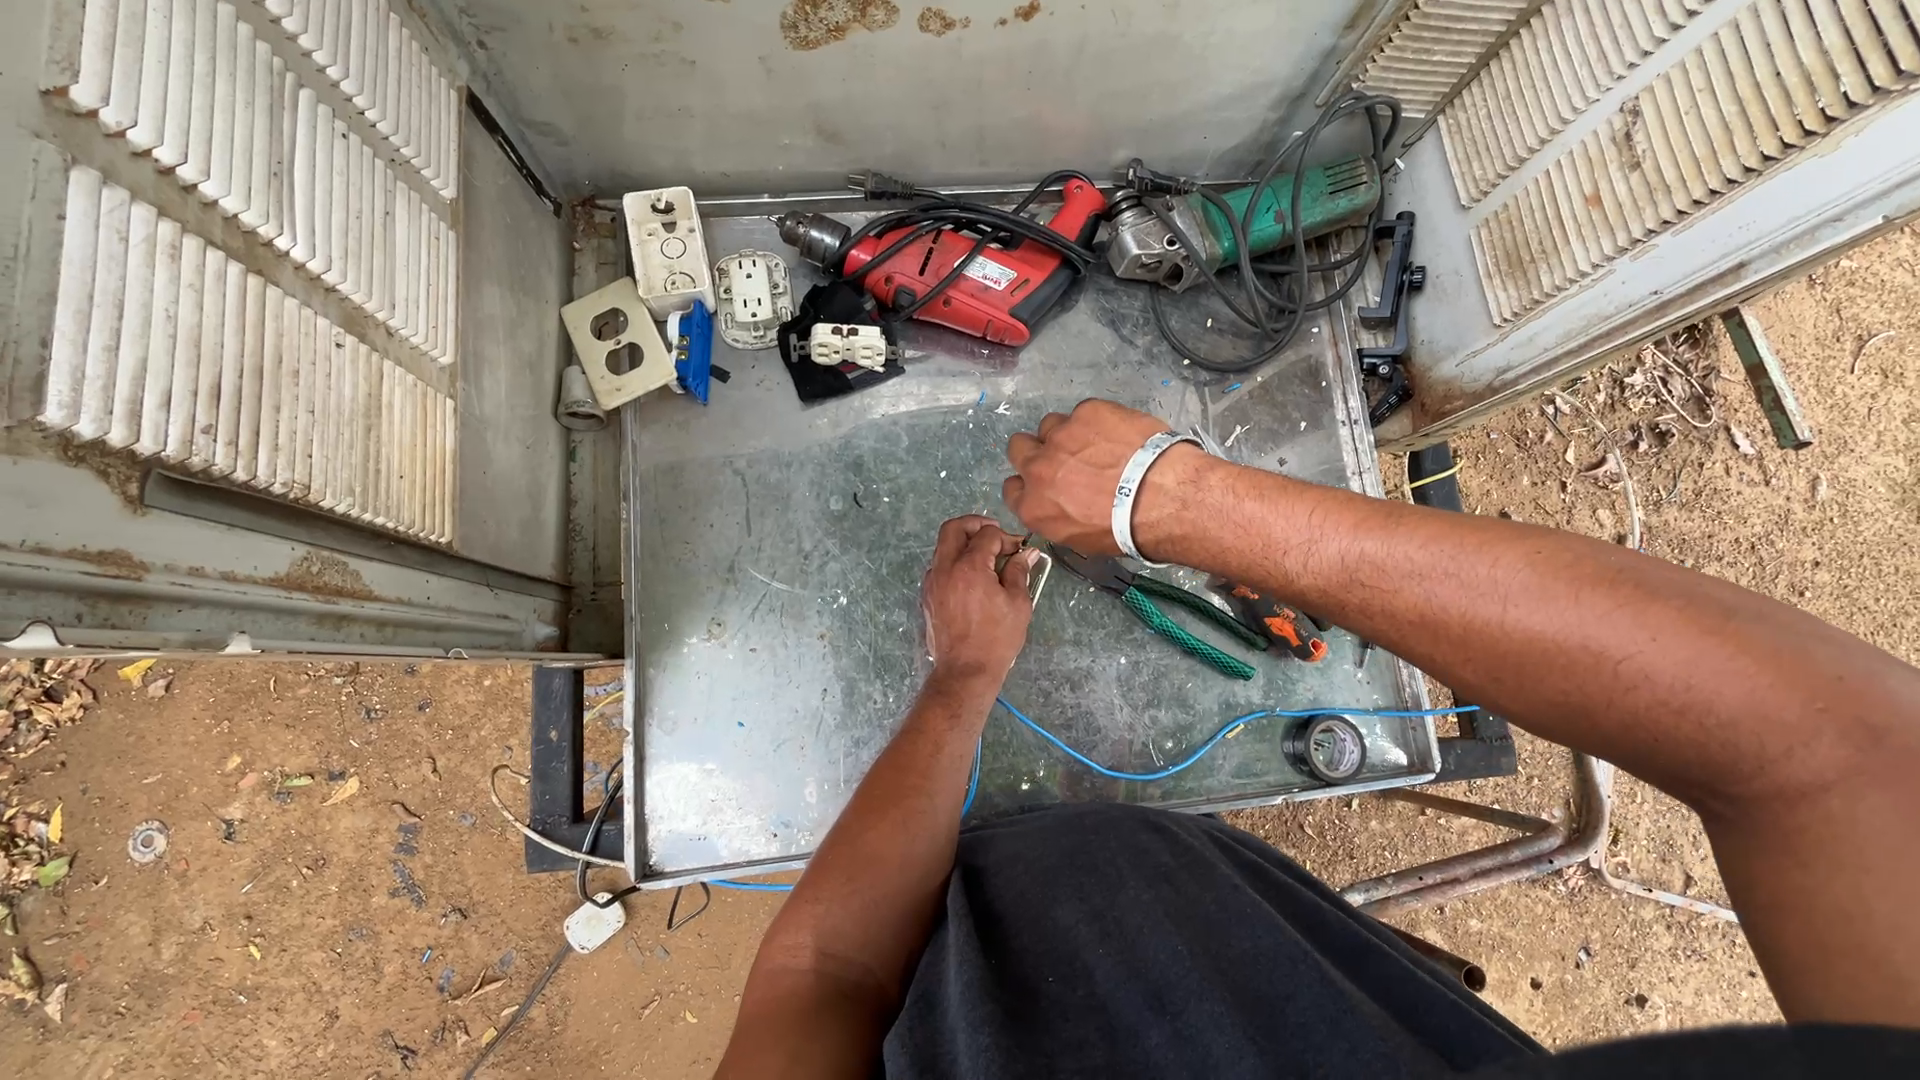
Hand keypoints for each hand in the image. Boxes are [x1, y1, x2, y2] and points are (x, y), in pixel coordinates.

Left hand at [920, 516, 1038, 683]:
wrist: (965, 670)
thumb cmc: (996, 639)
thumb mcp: (1018, 604)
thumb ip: (1019, 572)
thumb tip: (1026, 554)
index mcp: (969, 567)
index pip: (987, 535)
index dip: (1006, 537)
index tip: (1019, 549)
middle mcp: (945, 568)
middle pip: (954, 528)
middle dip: (975, 524)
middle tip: (994, 533)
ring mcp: (932, 582)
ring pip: (943, 546)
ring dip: (963, 543)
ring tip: (985, 556)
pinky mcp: (928, 596)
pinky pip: (938, 566)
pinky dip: (954, 562)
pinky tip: (972, 577)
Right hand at [1002, 399, 1212, 557]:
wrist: (1158, 496)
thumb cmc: (1124, 528)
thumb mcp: (1080, 538)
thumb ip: (1056, 515)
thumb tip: (1062, 503)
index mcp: (1033, 505)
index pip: (1011, 488)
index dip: (1027, 484)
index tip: (1044, 484)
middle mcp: (1038, 467)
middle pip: (1018, 447)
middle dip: (1036, 450)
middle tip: (1063, 458)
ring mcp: (1061, 435)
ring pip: (1050, 425)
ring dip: (1066, 433)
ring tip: (1096, 444)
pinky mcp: (1088, 411)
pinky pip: (1084, 412)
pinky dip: (1098, 421)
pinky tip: (1119, 434)